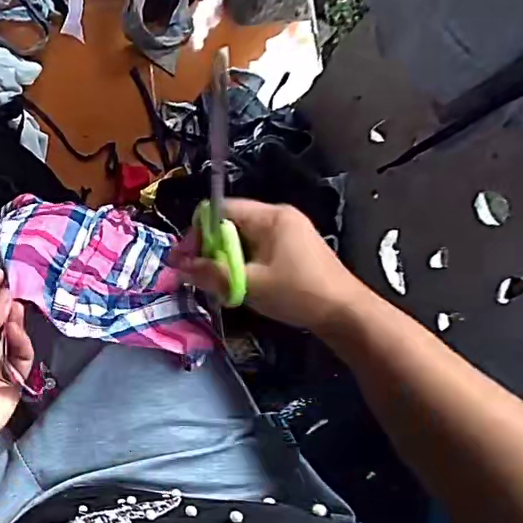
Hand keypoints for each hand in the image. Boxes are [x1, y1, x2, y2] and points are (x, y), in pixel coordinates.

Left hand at [0, 268, 34, 467]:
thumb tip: (4, 296)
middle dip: (5, 304)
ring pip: (12, 336)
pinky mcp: (12, 379)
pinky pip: (21, 356)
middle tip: (17, 287)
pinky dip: (21, 343)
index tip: (0, 274)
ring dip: (14, 322)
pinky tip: (18, 332)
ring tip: (16, 308)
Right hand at [176, 199, 366, 333]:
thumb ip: (212, 273)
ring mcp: (288, 234)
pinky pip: (256, 251)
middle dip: (209, 249)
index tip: (185, 258)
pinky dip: (242, 265)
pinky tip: (239, 286)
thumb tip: (178, 266)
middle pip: (230, 224)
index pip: (221, 209)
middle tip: (197, 276)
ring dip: (225, 261)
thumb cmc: (298, 294)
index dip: (198, 232)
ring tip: (217, 285)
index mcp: (271, 217)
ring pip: (242, 240)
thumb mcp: (250, 284)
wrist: (344, 313)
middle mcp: (279, 217)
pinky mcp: (292, 251)